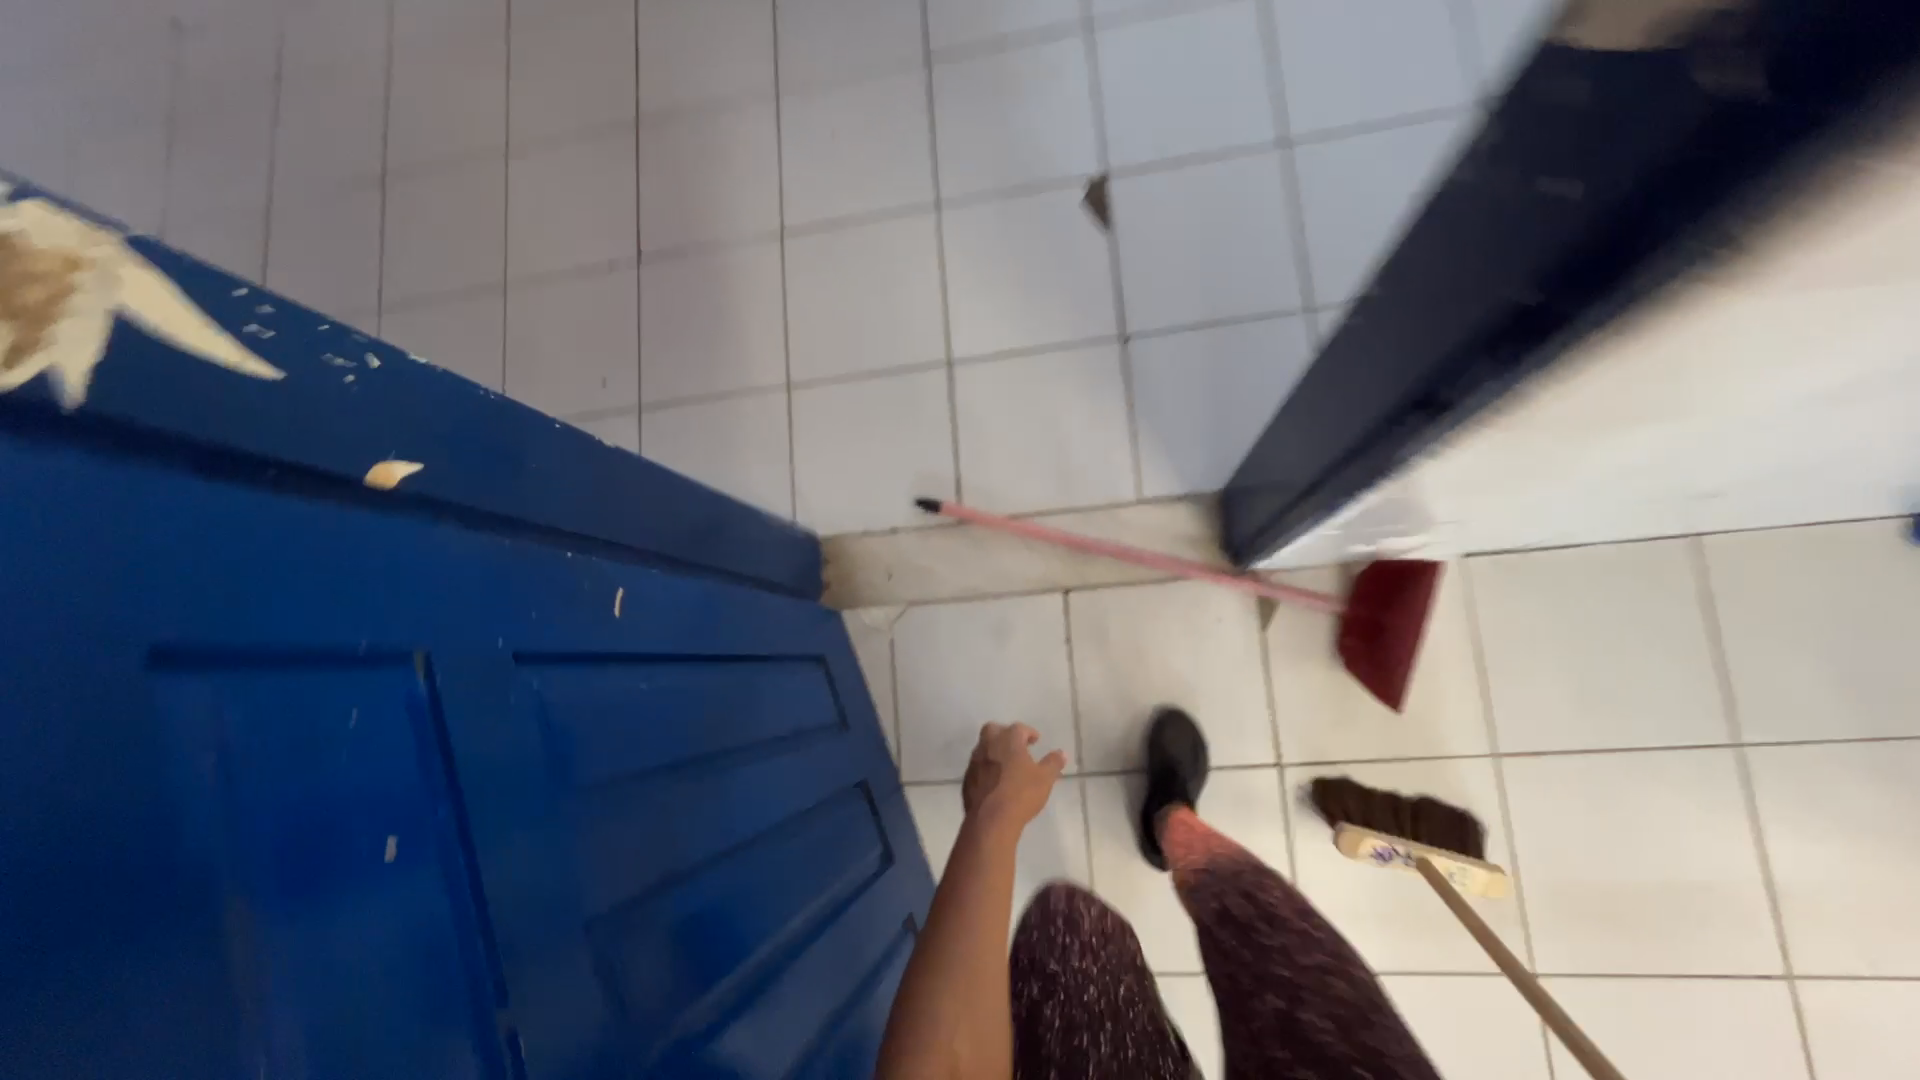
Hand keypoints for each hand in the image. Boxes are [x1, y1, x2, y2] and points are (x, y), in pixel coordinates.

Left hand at [961, 723, 1066, 832]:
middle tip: (1017, 746)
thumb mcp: (1045, 779)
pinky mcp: (967, 779)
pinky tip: (994, 781)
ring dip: (994, 751)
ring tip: (1006, 764)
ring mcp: (974, 762)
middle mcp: (988, 746)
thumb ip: (1053, 763)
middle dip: (1005, 734)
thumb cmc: (1021, 794)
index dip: (1028, 732)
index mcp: (1008, 740)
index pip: (1018, 728)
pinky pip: (977, 767)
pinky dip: (986, 768)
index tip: (1035, 740)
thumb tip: (1061, 753)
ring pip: (983, 748)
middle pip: (993, 729)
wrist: (991, 819)